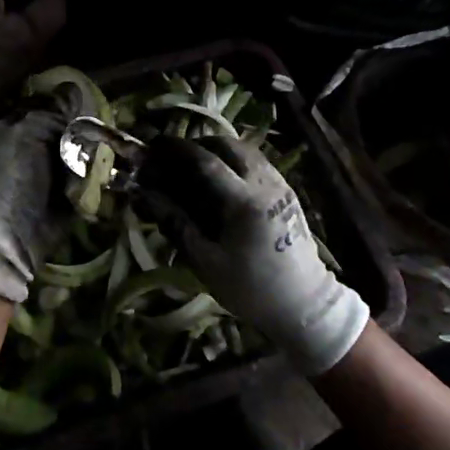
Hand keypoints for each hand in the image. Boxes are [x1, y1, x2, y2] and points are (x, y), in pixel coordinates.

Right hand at [136, 136, 368, 374]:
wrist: (304, 305)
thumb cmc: (251, 288)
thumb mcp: (207, 262)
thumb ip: (176, 223)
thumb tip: (145, 196)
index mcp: (244, 202)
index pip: (205, 161)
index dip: (177, 149)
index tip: (155, 145)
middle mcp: (265, 184)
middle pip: (228, 145)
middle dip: (198, 144)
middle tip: (175, 156)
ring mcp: (280, 184)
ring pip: (245, 150)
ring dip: (217, 148)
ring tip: (195, 164)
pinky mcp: (287, 191)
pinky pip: (257, 161)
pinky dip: (234, 159)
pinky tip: (221, 177)